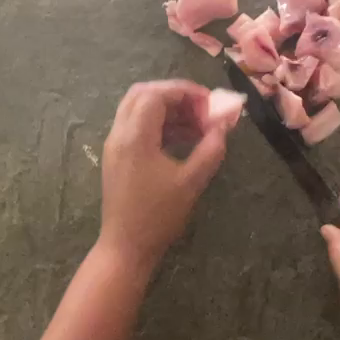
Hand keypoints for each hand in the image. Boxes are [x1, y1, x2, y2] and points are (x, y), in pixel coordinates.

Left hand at [97, 80, 232, 265]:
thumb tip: (223, 126)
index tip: (210, 102)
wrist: (126, 247)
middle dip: (175, 95)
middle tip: (202, 108)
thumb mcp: (191, 182)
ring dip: (169, 109)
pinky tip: (185, 137)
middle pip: (143, 94)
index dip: (184, 91)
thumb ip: (210, 149)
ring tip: (199, 124)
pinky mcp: (118, 156)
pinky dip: (161, 124)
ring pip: (139, 109)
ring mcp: (116, 145)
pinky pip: (138, 126)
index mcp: (135, 137)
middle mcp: (120, 134)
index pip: (156, 95)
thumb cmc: (158, 216)